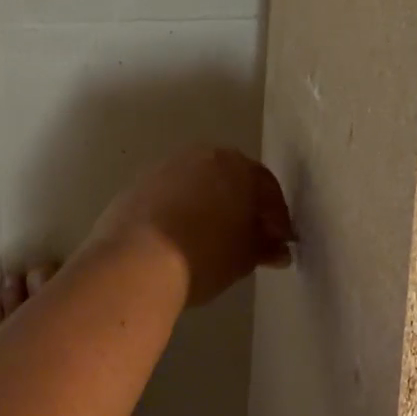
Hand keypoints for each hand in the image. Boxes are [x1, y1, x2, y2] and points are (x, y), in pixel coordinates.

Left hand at [90, 146, 294, 305]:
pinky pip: (170, 195)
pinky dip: (180, 211)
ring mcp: (165, 167)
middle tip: (249, 238)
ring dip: (209, 205)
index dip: (276, 216)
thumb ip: (265, 246)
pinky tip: (180, 239)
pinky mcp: (138, 184)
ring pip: (198, 184)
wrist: (137, 260)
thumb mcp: (245, 256)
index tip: (279, 242)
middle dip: (242, 206)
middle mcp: (201, 155)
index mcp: (235, 165)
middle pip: (230, 178)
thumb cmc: (205, 255)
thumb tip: (277, 247)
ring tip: (213, 240)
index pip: (266, 186)